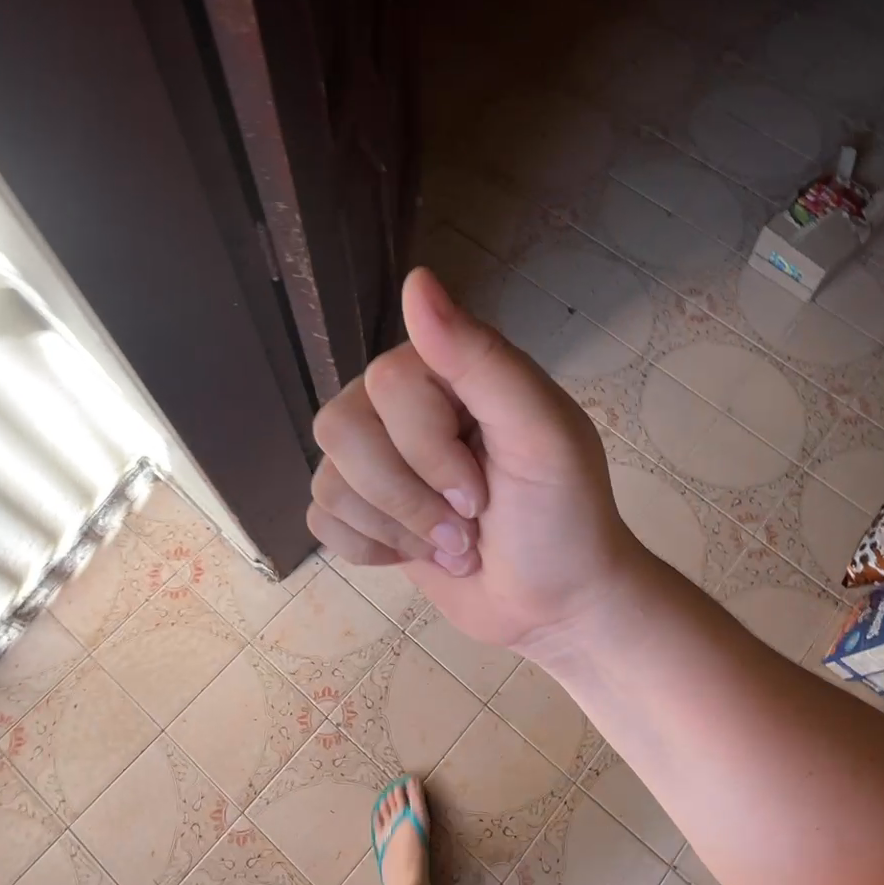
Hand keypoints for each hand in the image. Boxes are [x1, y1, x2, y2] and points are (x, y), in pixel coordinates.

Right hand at [307, 268, 648, 650]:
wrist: (553, 603)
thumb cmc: (562, 518)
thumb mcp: (542, 434)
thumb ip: (483, 359)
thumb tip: (417, 281)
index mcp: (448, 370)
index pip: (386, 386)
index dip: (427, 451)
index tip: (483, 493)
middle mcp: (402, 405)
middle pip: (342, 429)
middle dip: (410, 498)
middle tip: (468, 524)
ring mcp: (377, 458)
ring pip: (329, 478)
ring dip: (398, 528)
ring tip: (452, 544)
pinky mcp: (361, 509)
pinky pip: (321, 518)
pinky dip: (371, 549)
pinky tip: (416, 553)